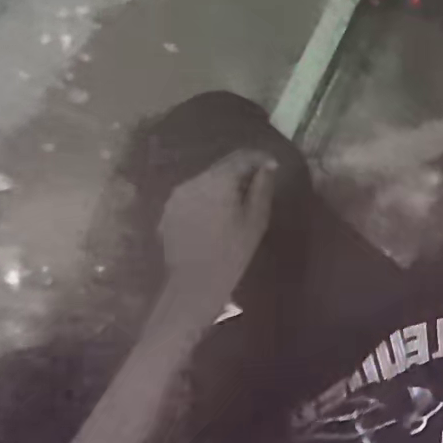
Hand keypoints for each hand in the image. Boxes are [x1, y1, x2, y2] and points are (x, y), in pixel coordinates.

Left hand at [156, 149, 276, 292]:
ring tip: (239, 198)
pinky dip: (209, 195)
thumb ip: (263, 187)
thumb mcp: (256, 219)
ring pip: (208, 178)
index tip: (273, 166)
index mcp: (218, 181)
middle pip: (223, 165)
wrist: (193, 285)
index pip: (242, 157)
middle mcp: (194, 181)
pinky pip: (194, 192)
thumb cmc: (232, 252)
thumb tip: (268, 165)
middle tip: (259, 182)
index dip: (260, 158)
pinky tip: (218, 212)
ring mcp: (178, 195)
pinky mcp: (169, 209)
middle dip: (242, 169)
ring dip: (224, 182)